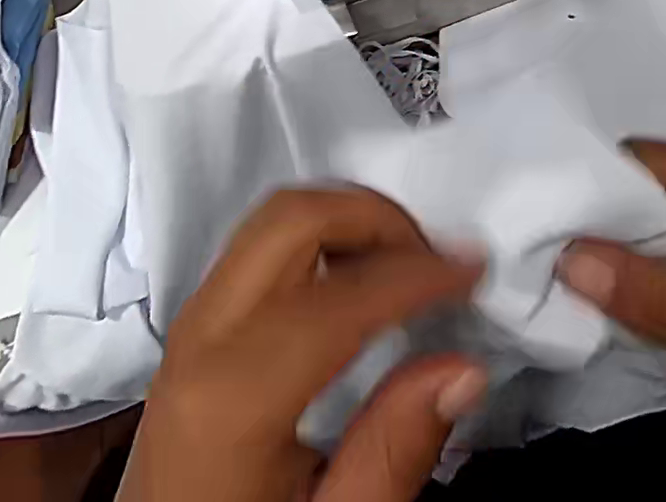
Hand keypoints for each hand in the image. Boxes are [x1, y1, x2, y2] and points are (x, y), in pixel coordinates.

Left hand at [119, 187, 486, 501]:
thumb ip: (393, 451)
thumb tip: (462, 366)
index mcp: (233, 396)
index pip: (340, 296)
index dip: (416, 273)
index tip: (471, 269)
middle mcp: (204, 333)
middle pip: (294, 218)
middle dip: (376, 218)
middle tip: (433, 258)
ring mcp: (194, 314)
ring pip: (276, 214)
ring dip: (348, 217)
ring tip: (404, 261)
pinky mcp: (198, 313)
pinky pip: (262, 238)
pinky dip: (321, 230)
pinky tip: (358, 270)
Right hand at [559, 141, 665, 501]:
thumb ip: (648, 295)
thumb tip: (565, 256)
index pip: (643, 162)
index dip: (587, 179)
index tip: (531, 201)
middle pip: (630, 188)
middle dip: (583, 214)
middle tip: (522, 232)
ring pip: (628, 222)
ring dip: (591, 244)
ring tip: (533, 254)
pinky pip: (638, 254)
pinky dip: (609, 268)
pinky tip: (572, 279)